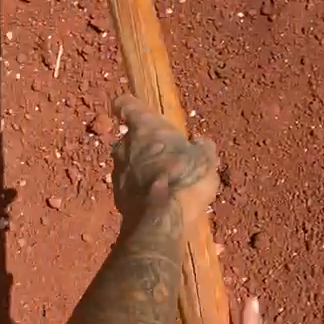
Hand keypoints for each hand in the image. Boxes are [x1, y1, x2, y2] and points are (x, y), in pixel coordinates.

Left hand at [110, 95, 218, 228]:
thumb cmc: (185, 177)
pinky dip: (141, 190)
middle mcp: (125, 145)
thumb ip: (201, 147)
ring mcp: (118, 172)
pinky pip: (130, 187)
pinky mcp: (118, 197)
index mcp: (145, 127)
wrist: (162, 218)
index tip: (129, 108)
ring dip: (142, 169)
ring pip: (129, 164)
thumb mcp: (205, 159)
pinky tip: (158, 200)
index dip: (128, 106)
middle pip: (129, 138)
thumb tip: (200, 144)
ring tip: (165, 182)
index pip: (126, 105)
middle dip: (144, 145)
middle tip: (165, 155)